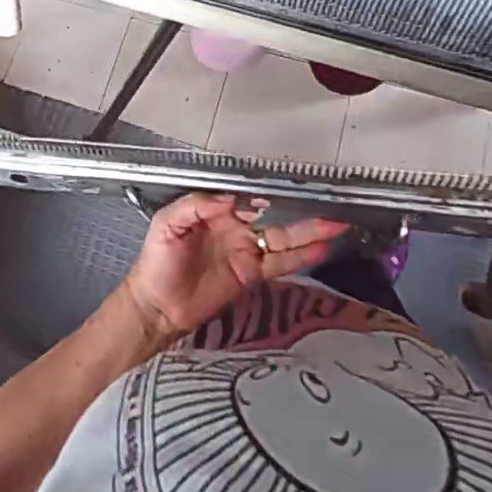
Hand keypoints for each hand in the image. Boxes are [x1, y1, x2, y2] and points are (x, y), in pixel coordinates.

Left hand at [121, 192, 347, 339]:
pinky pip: (280, 262)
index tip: (291, 184)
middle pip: (272, 215)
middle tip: (326, 203)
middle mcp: (234, 227)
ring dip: (309, 232)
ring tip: (335, 225)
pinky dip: (302, 256)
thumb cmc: (156, 263)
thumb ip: (194, 205)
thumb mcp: (166, 225)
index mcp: (214, 211)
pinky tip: (321, 248)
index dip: (268, 190)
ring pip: (282, 238)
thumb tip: (227, 197)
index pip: (247, 195)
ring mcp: (245, 251)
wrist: (156, 307)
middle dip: (299, 210)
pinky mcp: (250, 274)